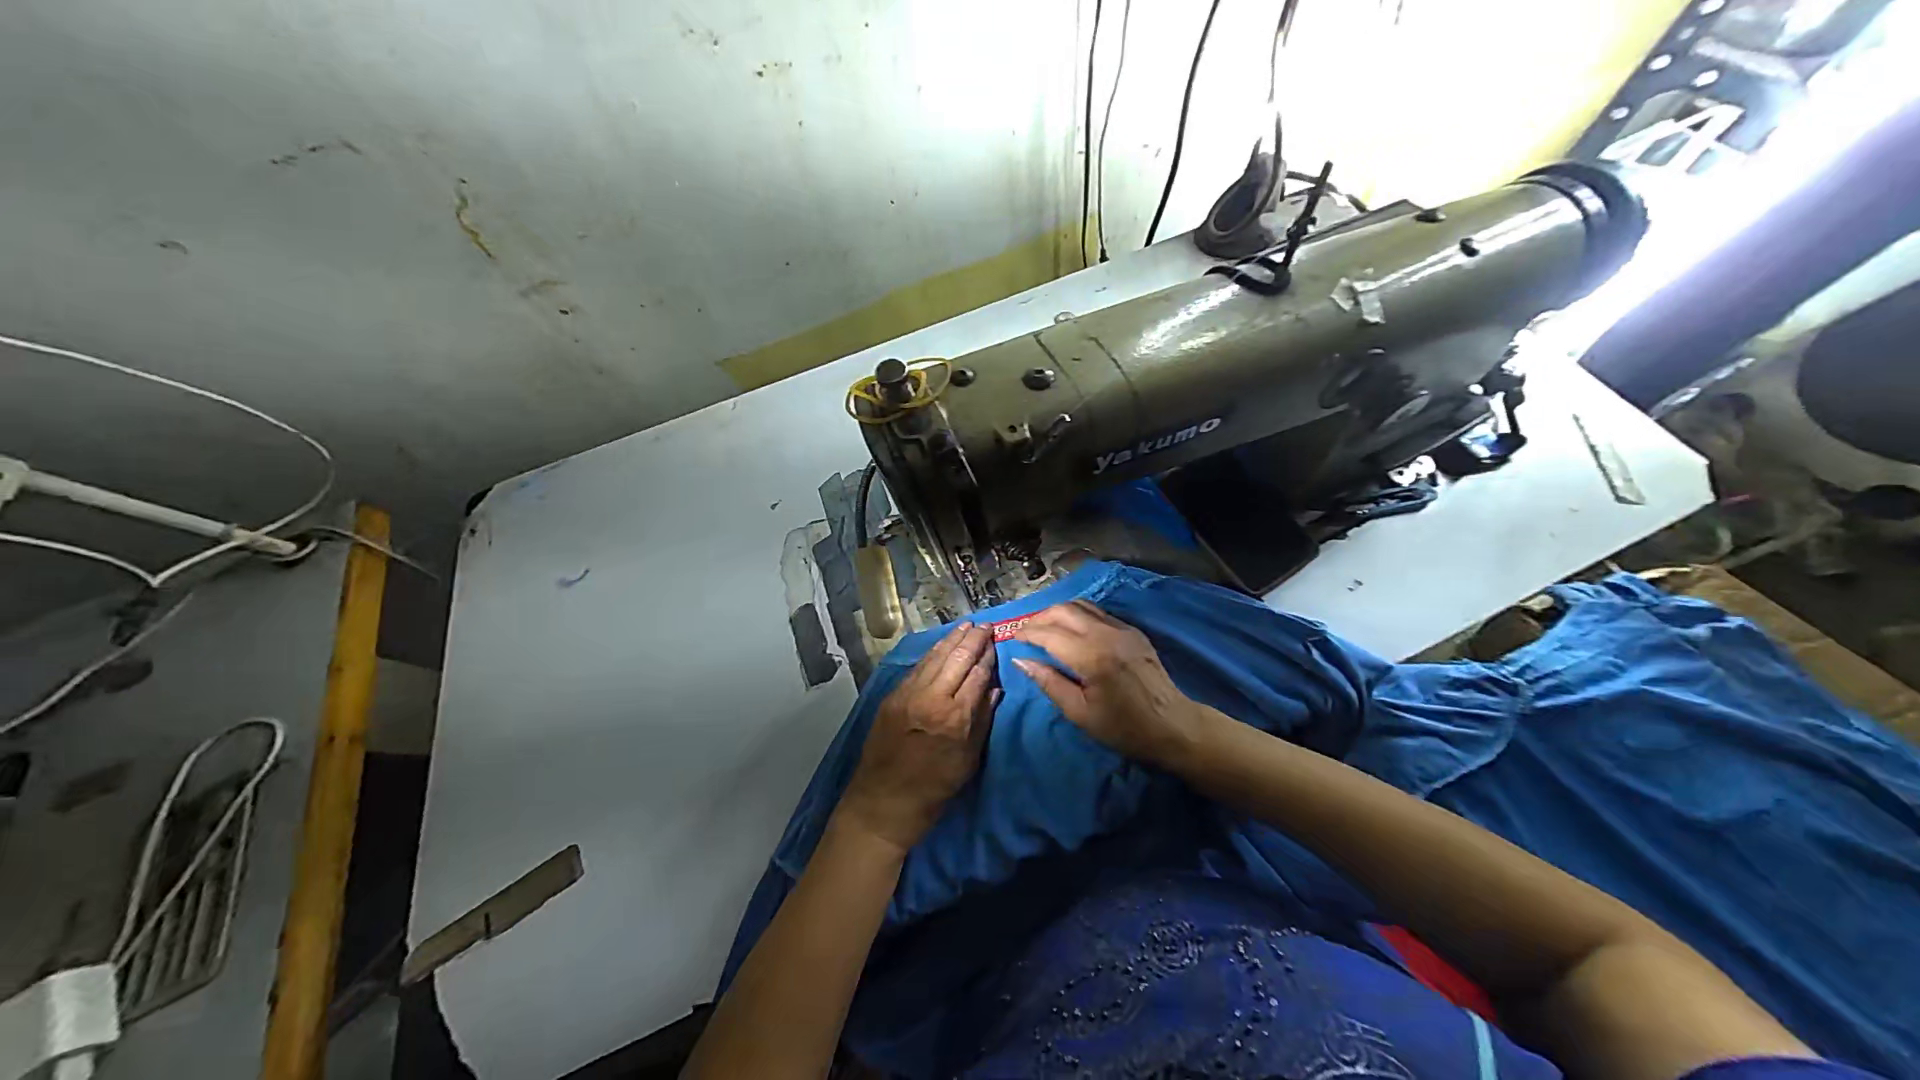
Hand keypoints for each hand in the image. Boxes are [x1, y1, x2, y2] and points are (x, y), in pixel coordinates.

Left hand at [837, 622, 998, 852]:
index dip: (988, 657)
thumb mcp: (968, 760)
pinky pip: (917, 667)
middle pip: (956, 658)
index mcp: (954, 717)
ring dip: (952, 640)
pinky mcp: (892, 696)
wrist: (884, 802)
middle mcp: (931, 698)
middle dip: (972, 640)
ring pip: (934, 658)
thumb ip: (983, 720)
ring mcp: (908, 694)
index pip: (977, 675)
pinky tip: (942, 645)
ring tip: (966, 627)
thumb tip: (995, 688)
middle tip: (985, 625)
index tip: (997, 643)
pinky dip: (932, 653)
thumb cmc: (934, 789)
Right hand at [1012, 600, 1208, 767]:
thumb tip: (1021, 661)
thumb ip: (1049, 683)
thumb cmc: (1124, 728)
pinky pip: (1098, 613)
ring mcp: (1123, 629)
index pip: (1049, 634)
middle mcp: (1107, 634)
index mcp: (1092, 656)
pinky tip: (1071, 630)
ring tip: (1044, 627)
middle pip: (1064, 610)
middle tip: (1025, 631)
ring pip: (1082, 606)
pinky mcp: (1133, 631)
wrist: (1174, 726)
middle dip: (1039, 617)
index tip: (1012, 638)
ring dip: (1058, 612)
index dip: (1027, 633)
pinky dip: (1078, 615)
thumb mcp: (1080, 713)